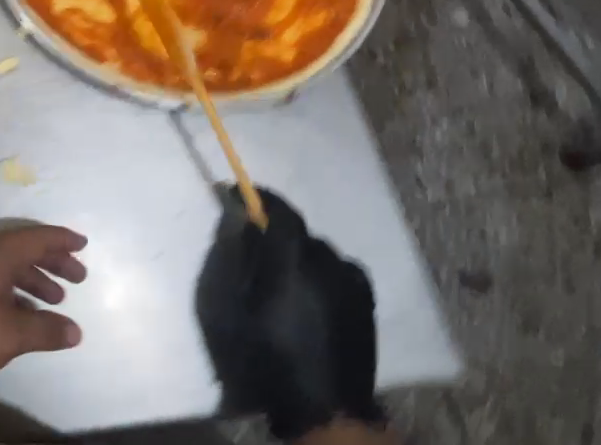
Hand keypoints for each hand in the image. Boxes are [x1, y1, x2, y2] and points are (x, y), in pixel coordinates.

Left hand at [0, 224, 88, 393]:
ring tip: (55, 299)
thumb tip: (74, 331)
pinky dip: (12, 287)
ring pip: (5, 263)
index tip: (83, 244)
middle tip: (78, 278)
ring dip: (32, 277)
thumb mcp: (8, 335)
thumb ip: (44, 330)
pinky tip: (22, 311)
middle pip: (21, 248)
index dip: (61, 240)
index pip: (35, 237)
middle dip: (51, 261)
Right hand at [196, 186, 381, 441]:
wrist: (324, 407)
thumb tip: (239, 213)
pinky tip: (314, 288)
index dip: (259, 196)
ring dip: (300, 251)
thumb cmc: (267, 355)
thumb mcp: (235, 306)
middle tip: (256, 244)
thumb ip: (237, 253)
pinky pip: (340, 268)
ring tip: (285, 274)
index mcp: (293, 263)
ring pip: (319, 249)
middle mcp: (326, 264)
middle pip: (298, 230)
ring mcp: (351, 282)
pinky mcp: (365, 300)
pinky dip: (323, 268)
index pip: (281, 210)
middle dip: (275, 230)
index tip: (238, 193)